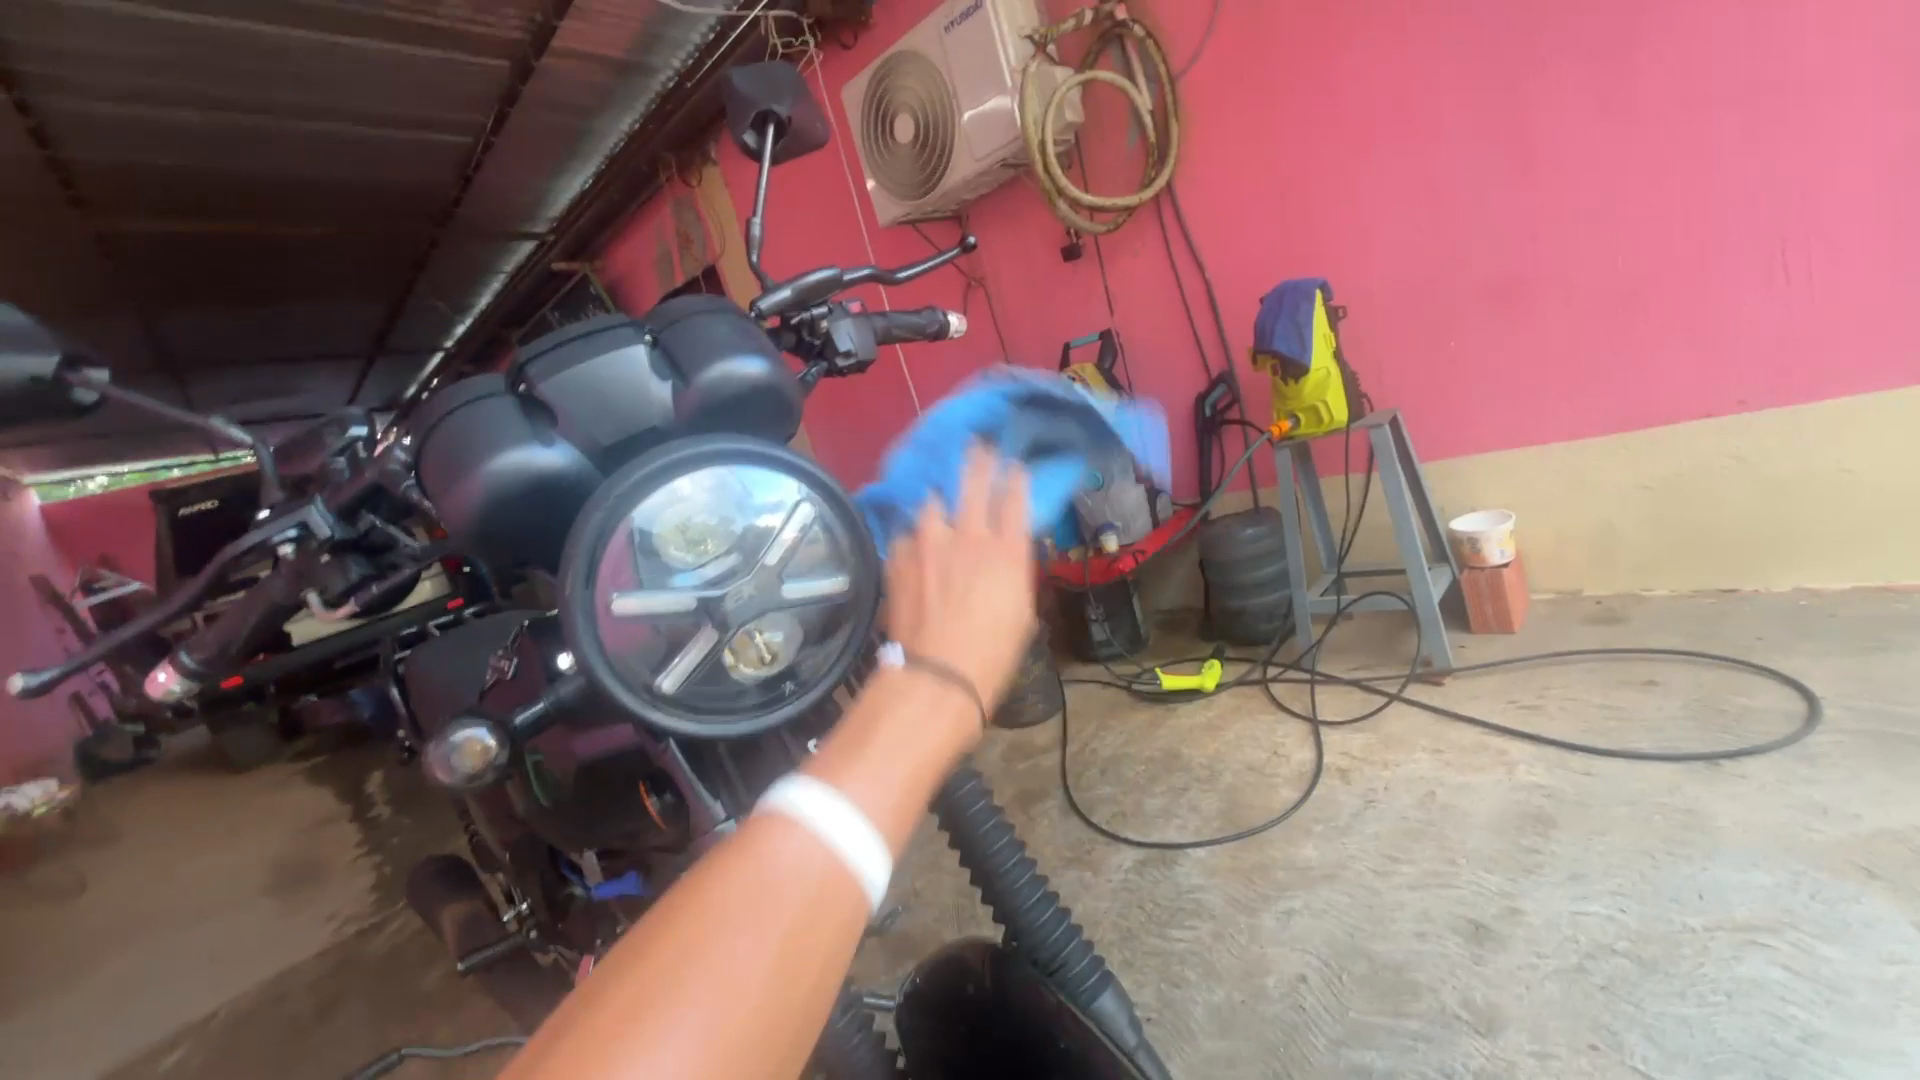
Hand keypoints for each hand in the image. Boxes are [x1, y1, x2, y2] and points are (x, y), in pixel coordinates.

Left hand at [883, 445, 1036, 717]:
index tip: (1014, 463)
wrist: (937, 675)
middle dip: (978, 460)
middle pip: (974, 482)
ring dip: (938, 499)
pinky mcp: (899, 557)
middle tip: (977, 445)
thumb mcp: (1021, 613)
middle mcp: (969, 535)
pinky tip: (913, 543)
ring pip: (932, 502)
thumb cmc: (992, 655)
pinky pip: (907, 534)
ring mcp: (929, 543)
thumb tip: (1005, 555)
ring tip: (937, 498)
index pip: (1015, 497)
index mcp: (1008, 550)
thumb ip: (1012, 573)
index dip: (1015, 476)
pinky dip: (913, 536)